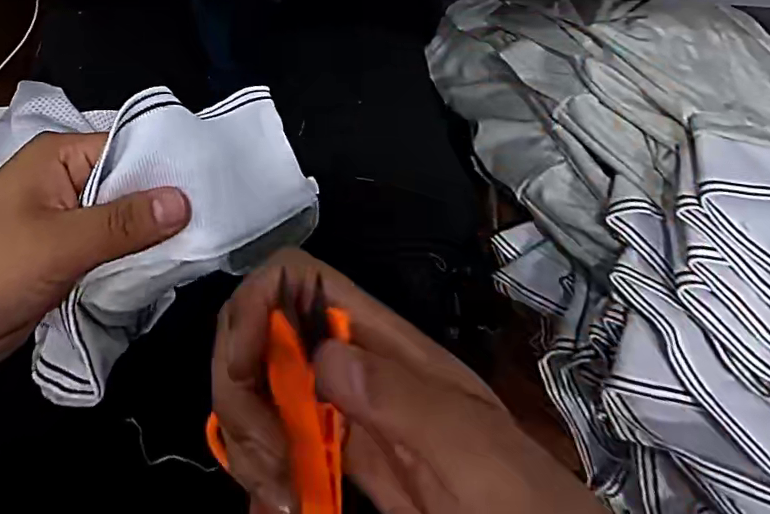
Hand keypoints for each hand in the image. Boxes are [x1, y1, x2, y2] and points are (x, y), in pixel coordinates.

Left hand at [0, 131, 189, 418]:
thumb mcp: (59, 244)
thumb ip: (123, 222)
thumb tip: (185, 198)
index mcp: (59, 155)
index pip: (127, 147)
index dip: (168, 165)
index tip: (215, 187)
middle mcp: (65, 177)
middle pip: (128, 182)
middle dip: (163, 204)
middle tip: (216, 222)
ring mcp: (64, 216)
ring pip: (121, 218)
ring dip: (150, 234)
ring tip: (202, 245)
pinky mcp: (64, 252)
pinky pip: (109, 246)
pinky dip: (132, 256)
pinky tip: (167, 266)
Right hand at [212, 250, 600, 513]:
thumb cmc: (528, 509)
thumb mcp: (479, 454)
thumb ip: (408, 402)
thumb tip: (324, 356)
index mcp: (383, 343)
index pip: (298, 279)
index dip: (256, 304)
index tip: (243, 368)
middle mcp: (353, 365)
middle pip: (260, 333)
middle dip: (240, 388)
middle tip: (265, 462)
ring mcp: (341, 413)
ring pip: (257, 388)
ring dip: (245, 437)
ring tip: (277, 500)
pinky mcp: (335, 461)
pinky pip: (273, 444)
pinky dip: (257, 472)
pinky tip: (275, 506)